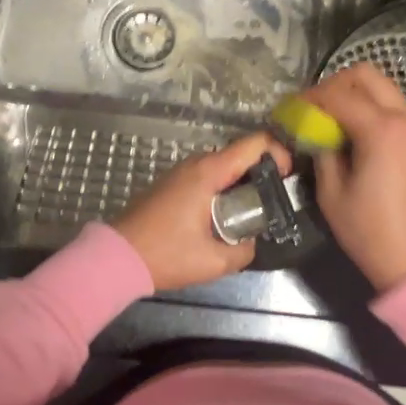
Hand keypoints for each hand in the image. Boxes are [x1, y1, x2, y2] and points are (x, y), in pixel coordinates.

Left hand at [112, 133, 290, 291]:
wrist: (117, 257)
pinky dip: (223, 190)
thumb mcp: (214, 261)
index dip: (280, 153)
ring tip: (255, 213)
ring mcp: (181, 172)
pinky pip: (208, 178)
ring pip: (224, 167)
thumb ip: (245, 249)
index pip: (256, 143)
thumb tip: (255, 241)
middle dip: (263, 173)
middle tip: (276, 202)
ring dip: (242, 184)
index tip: (288, 178)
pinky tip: (226, 217)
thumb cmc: (165, 255)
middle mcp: (196, 164)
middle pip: (241, 154)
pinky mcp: (172, 184)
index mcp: (209, 172)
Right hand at [303, 63, 405, 291]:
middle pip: (366, 75)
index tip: (288, 111)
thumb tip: (314, 132)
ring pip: (383, 88)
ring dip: (354, 96)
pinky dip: (372, 109)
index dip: (308, 98)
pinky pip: (395, 108)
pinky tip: (354, 134)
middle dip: (334, 85)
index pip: (337, 94)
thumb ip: (322, 151)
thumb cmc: (371, 232)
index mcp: (382, 131)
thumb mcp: (331, 193)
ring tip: (331, 121)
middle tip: (312, 108)